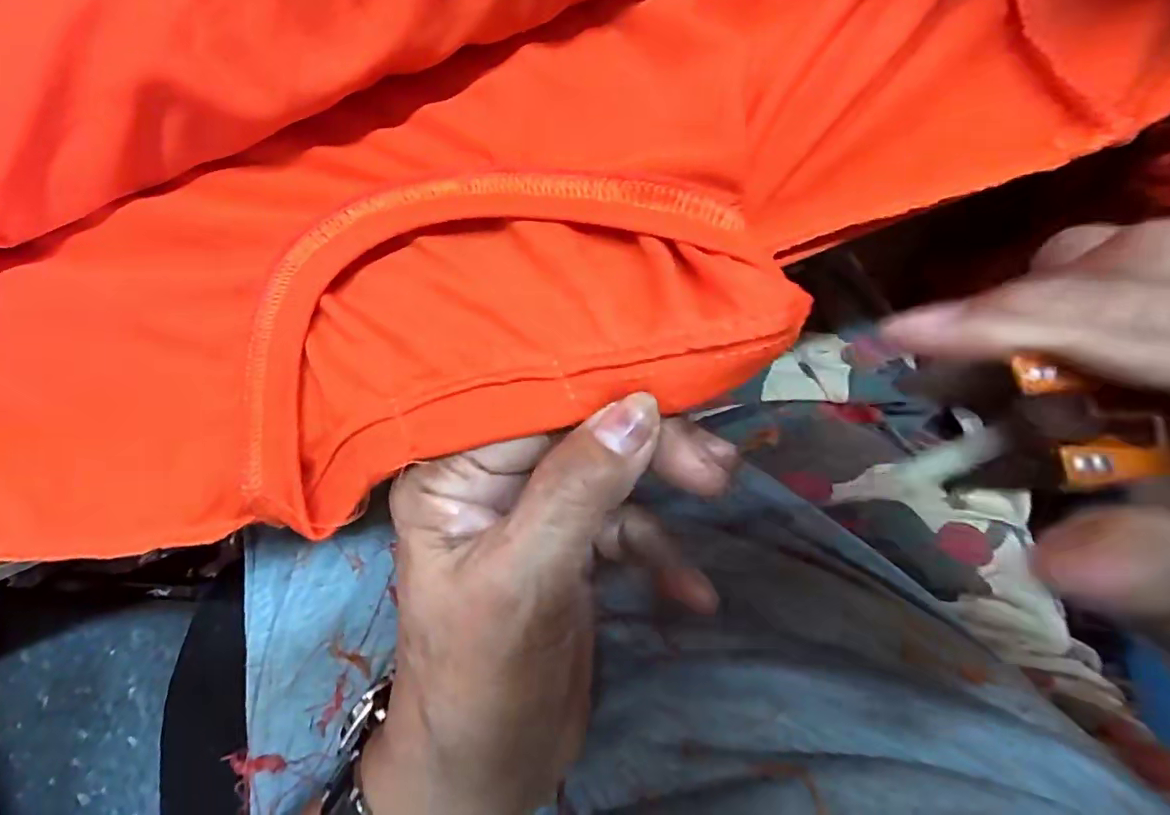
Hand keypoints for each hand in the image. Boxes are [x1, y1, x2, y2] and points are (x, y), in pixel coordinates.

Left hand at [361, 394, 737, 814]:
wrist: (487, 774)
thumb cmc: (479, 678)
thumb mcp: (524, 580)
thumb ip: (576, 490)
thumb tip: (638, 408)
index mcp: (451, 473)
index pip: (527, 410)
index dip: (595, 395)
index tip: (666, 395)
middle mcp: (488, 479)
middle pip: (574, 433)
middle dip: (643, 443)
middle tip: (711, 465)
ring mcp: (530, 510)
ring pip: (605, 471)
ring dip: (662, 483)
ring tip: (717, 484)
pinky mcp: (567, 545)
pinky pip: (619, 524)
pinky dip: (657, 547)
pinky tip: (689, 588)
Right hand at [883, 219, 1169, 772]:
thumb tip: (1055, 555)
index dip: (1042, 320)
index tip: (906, 336)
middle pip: (1161, 265)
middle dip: (1027, 322)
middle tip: (955, 400)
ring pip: (1146, 261)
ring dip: (1044, 325)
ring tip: (995, 404)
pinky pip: (1157, 287)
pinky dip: (1077, 332)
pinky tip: (1059, 399)